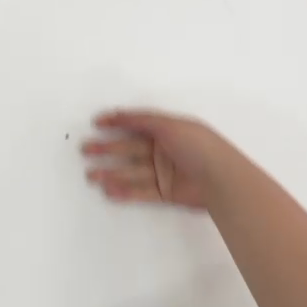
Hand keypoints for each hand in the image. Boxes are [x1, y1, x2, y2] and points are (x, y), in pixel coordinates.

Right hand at [82, 110, 244, 210]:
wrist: (221, 179)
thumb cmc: (197, 146)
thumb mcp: (170, 125)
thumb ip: (141, 120)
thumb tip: (117, 113)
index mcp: (167, 131)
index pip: (136, 125)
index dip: (116, 123)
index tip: (96, 123)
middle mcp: (164, 150)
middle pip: (129, 148)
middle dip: (107, 149)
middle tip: (85, 150)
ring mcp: (164, 173)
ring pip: (131, 172)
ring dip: (111, 173)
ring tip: (91, 176)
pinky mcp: (166, 193)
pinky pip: (141, 191)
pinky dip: (125, 191)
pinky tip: (108, 190)